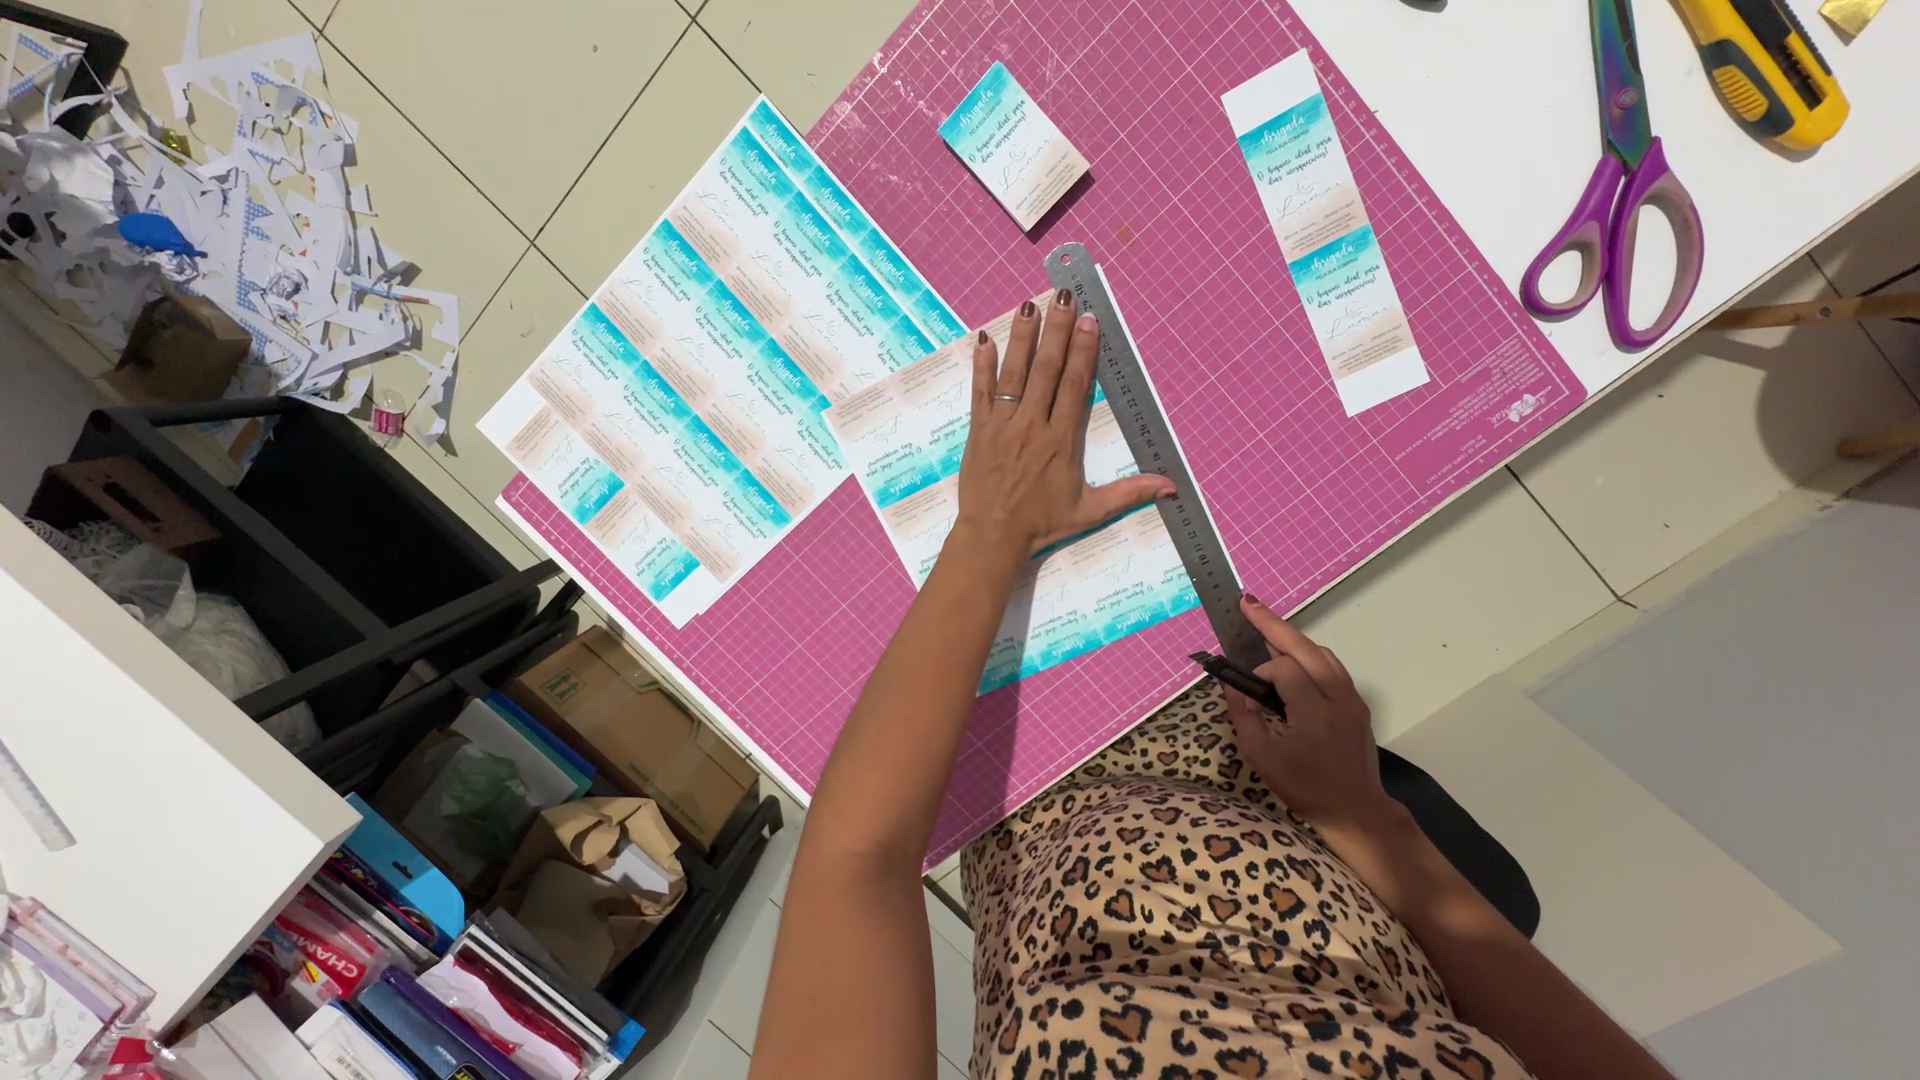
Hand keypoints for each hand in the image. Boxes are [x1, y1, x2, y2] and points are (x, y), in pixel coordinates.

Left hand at [953, 288, 1173, 556]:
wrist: (993, 537)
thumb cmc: (1042, 524)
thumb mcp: (1089, 511)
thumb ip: (1128, 493)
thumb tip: (1170, 486)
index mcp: (1061, 441)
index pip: (1075, 386)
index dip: (1084, 352)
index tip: (1090, 321)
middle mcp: (1032, 425)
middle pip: (1046, 370)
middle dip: (1057, 331)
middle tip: (1064, 296)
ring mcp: (1003, 425)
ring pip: (1014, 374)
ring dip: (1022, 338)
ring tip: (1029, 305)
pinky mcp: (979, 430)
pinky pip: (980, 393)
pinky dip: (981, 367)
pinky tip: (983, 340)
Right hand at [1221, 594, 1396, 829]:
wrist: (1355, 810)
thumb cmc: (1304, 787)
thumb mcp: (1262, 757)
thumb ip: (1243, 715)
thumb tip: (1230, 682)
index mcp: (1314, 713)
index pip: (1282, 670)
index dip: (1259, 674)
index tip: (1248, 693)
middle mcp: (1338, 698)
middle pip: (1305, 647)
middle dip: (1273, 623)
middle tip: (1246, 603)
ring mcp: (1352, 699)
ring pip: (1321, 653)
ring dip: (1292, 638)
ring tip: (1265, 627)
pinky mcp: (1357, 703)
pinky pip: (1331, 666)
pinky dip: (1308, 654)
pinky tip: (1291, 655)